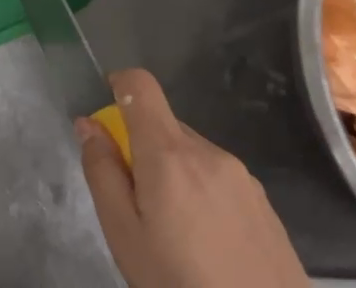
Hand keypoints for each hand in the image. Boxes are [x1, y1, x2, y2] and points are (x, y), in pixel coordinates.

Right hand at [79, 69, 308, 287]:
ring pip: (191, 155)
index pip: (141, 86)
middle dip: (141, 147)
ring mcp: (244, 181)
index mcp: (170, 153)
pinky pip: (219, 180)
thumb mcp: (122, 230)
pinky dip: (201, 193)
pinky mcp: (267, 207)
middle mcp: (211, 155)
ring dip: (172, 173)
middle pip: (164, 126)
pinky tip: (206, 242)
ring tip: (173, 229)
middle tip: (136, 201)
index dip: (118, 86)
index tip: (106, 119)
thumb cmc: (179, 279)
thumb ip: (101, 170)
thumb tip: (89, 125)